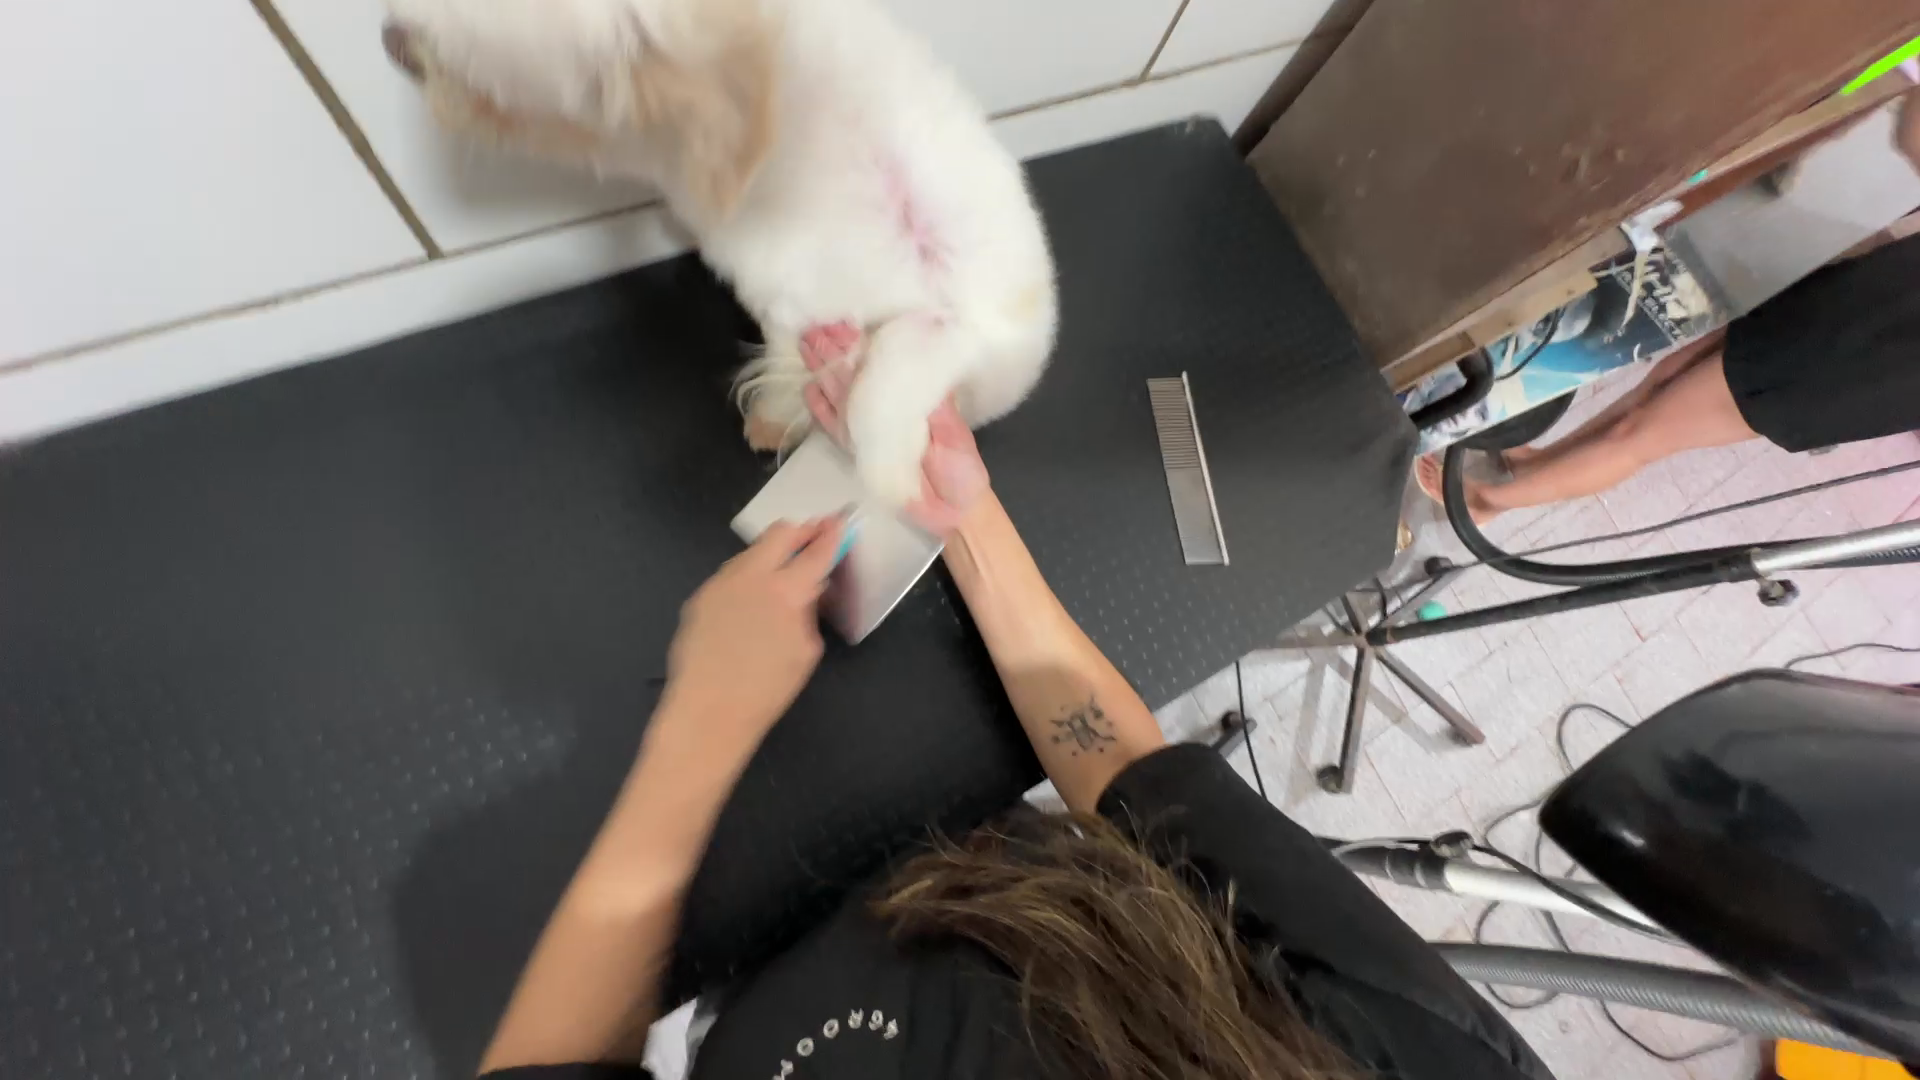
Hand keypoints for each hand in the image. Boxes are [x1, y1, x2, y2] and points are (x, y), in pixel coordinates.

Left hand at [664, 517, 844, 732]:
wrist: (708, 712)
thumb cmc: (768, 690)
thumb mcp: (807, 650)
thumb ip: (809, 610)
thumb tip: (809, 590)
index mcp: (786, 590)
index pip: (817, 550)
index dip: (833, 534)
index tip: (840, 523)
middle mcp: (752, 575)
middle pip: (780, 533)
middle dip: (802, 532)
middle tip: (815, 539)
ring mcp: (721, 582)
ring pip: (753, 550)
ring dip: (773, 553)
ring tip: (782, 575)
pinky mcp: (700, 595)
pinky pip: (732, 574)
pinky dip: (749, 577)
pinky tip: (751, 603)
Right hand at [799, 322, 990, 535]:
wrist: (953, 510)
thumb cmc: (961, 468)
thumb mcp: (953, 431)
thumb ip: (935, 402)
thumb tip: (923, 363)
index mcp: (910, 396)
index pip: (882, 364)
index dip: (862, 343)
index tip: (845, 321)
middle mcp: (887, 408)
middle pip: (855, 375)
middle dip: (834, 351)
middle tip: (814, 326)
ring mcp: (870, 429)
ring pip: (841, 395)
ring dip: (822, 371)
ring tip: (805, 346)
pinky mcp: (859, 452)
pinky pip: (836, 429)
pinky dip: (822, 412)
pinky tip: (809, 390)